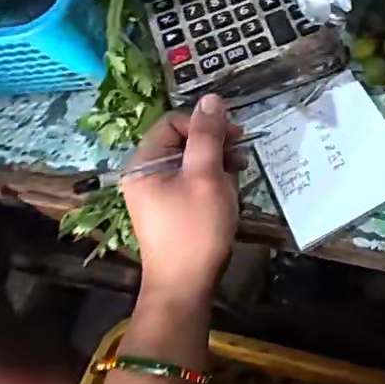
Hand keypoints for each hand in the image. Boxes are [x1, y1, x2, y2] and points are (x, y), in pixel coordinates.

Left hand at [121, 95, 241, 303]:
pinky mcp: (169, 205)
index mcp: (144, 163)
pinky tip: (229, 187)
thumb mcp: (206, 176)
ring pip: (190, 158)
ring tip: (238, 172)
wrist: (185, 285)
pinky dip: (211, 177)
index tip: (234, 136)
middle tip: (240, 155)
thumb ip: (207, 135)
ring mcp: (156, 191)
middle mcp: (144, 173)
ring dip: (217, 159)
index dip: (204, 124)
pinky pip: (190, 178)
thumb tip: (211, 98)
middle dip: (214, 142)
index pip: (174, 122)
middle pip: (182, 139)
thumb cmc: (196, 228)